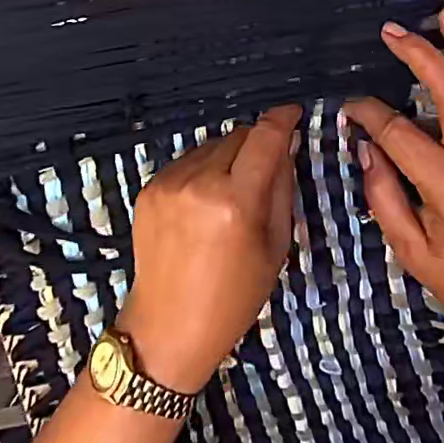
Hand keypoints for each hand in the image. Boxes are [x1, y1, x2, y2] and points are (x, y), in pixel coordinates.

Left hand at [114, 104, 299, 392]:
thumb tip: (286, 144)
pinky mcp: (150, 187)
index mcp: (237, 203)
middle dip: (256, 146)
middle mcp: (200, 183)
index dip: (282, 118)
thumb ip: (281, 188)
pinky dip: (203, 170)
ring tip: (228, 195)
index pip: (265, 136)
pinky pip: (188, 160)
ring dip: (229, 157)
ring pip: (213, 144)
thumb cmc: (233, 297)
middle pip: (239, 135)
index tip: (293, 114)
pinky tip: (202, 204)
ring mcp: (170, 183)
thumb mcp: (275, 247)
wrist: (166, 328)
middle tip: (261, 175)